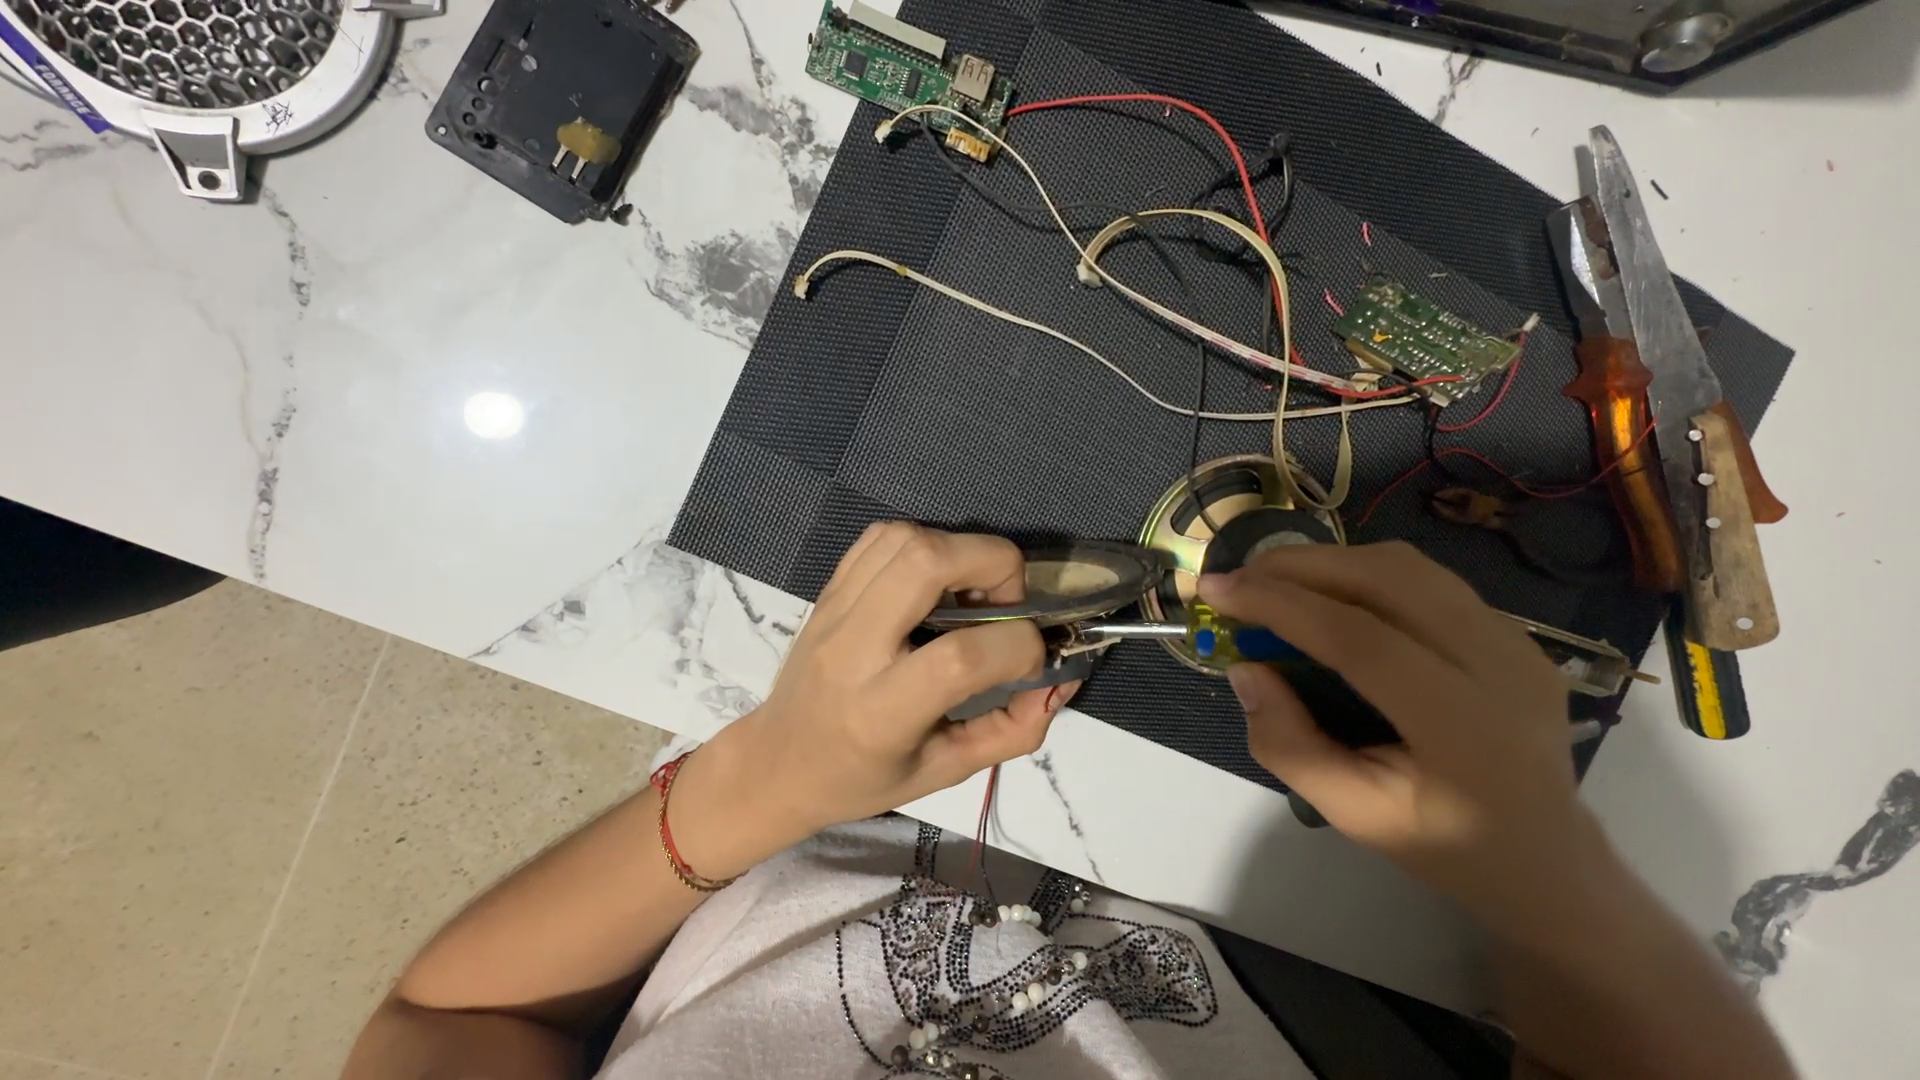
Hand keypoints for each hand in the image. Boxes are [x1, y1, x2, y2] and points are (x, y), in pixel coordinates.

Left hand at [674, 524, 1077, 872]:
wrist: (777, 762)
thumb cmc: (863, 778)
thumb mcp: (945, 772)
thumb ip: (1012, 730)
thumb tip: (1061, 679)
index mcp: (882, 712)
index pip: (960, 657)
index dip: (1019, 646)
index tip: (1031, 659)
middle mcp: (853, 650)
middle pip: (926, 564)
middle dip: (993, 565)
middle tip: (1006, 602)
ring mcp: (834, 610)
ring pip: (905, 538)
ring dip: (959, 550)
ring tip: (971, 591)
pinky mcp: (828, 588)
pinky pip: (881, 537)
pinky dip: (923, 543)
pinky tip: (934, 580)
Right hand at [1199, 542, 1611, 920]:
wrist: (1545, 855)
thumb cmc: (1441, 844)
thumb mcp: (1350, 813)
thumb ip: (1288, 744)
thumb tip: (1245, 669)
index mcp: (1465, 728)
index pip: (1361, 640)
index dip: (1281, 605)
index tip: (1216, 590)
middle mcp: (1502, 667)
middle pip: (1388, 579)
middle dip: (1299, 566)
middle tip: (1238, 578)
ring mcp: (1516, 641)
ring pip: (1408, 566)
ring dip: (1329, 561)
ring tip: (1274, 581)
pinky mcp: (1513, 630)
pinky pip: (1426, 579)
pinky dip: (1363, 573)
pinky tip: (1329, 598)